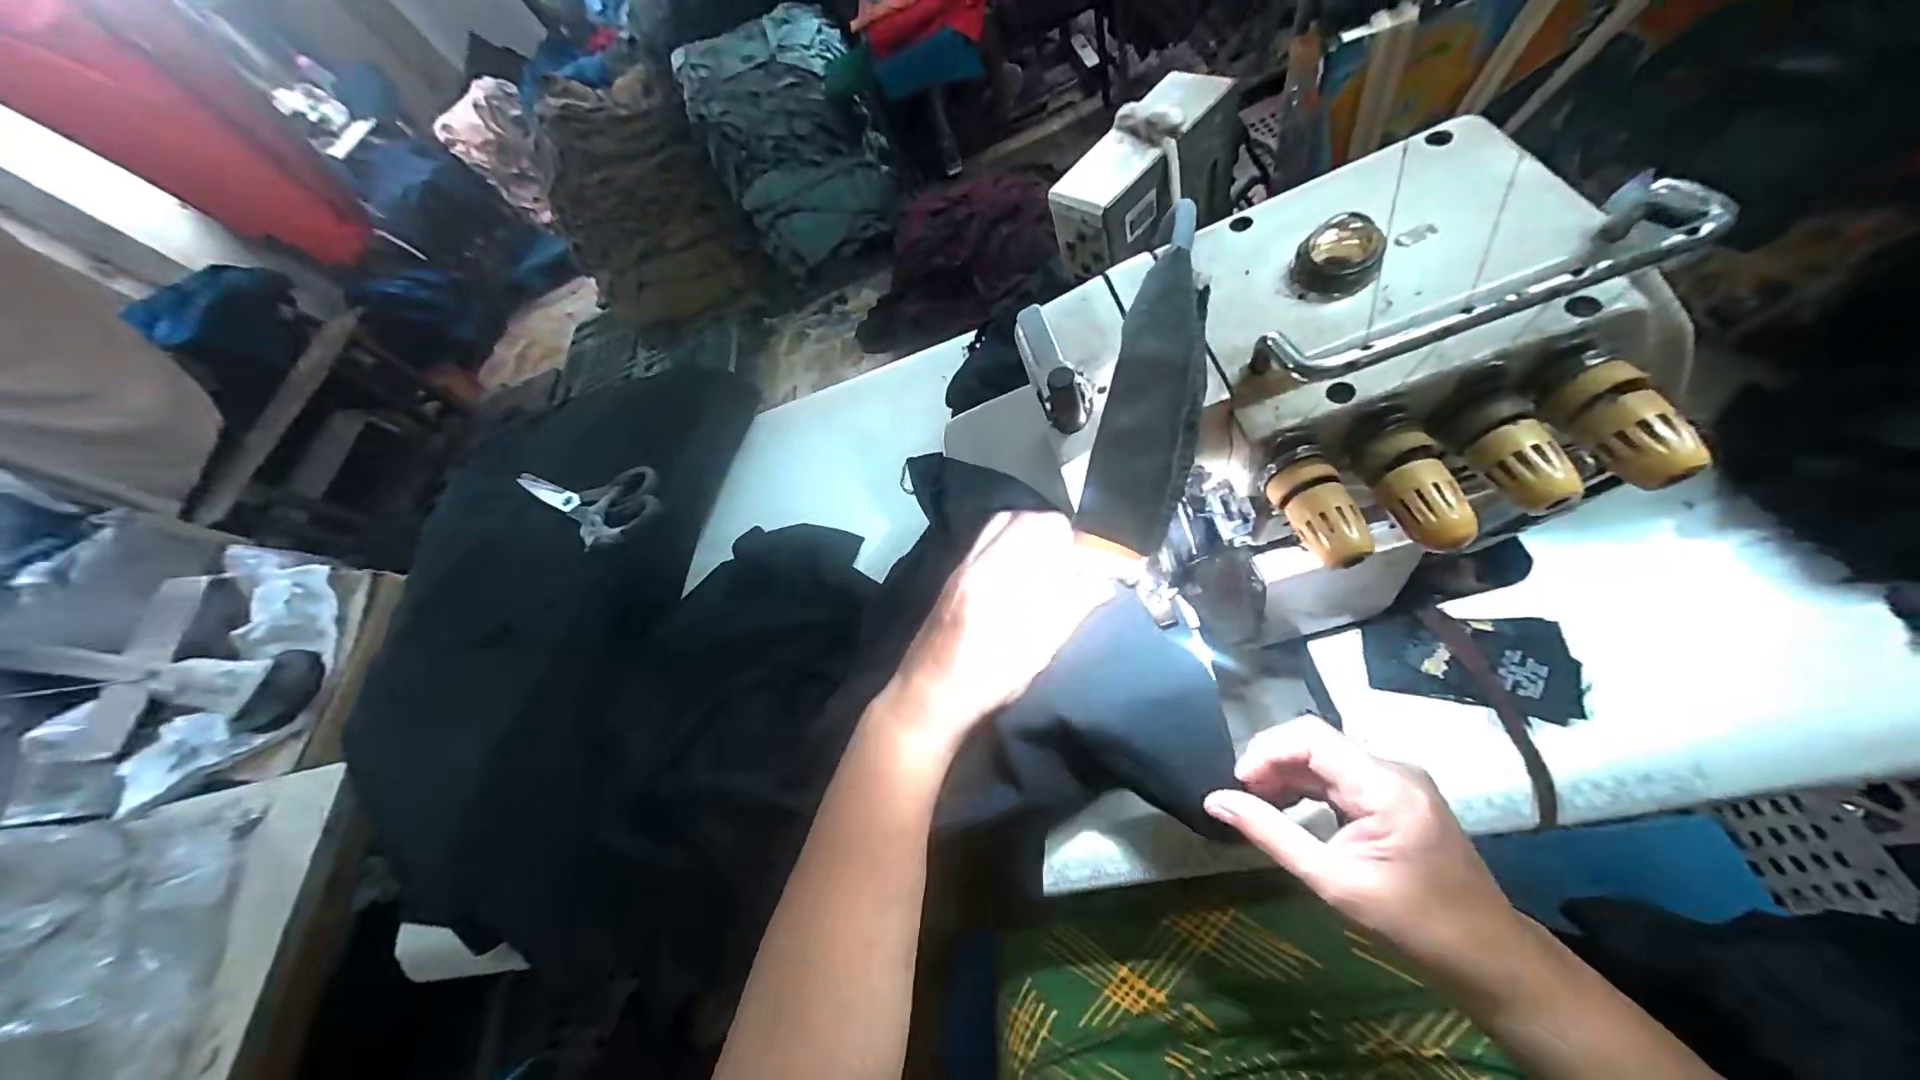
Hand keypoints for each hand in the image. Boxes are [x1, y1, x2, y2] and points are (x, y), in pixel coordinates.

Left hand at [876, 512, 1115, 752]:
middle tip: (1064, 566)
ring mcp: (959, 567)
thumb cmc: (983, 684)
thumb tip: (1102, 582)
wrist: (926, 697)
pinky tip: (1017, 578)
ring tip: (1043, 570)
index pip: (1042, 528)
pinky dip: (1008, 546)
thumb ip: (1070, 609)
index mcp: (995, 578)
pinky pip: (985, 542)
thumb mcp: (1036, 653)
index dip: (1070, 541)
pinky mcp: (952, 577)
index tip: (1081, 567)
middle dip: (1049, 533)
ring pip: (999, 526)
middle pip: (1019, 519)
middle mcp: (974, 563)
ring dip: (1027, 536)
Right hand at [1203, 716, 1522, 976]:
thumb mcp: (1332, 880)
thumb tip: (1215, 800)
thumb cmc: (1413, 922)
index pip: (1310, 736)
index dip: (1265, 751)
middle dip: (1271, 763)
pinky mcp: (1394, 794)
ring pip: (1324, 757)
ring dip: (1285, 775)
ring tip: (1257, 805)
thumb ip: (1270, 834)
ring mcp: (1396, 780)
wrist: (1488, 956)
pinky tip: (1286, 809)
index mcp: (1384, 784)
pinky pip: (1339, 775)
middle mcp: (1391, 769)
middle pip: (1314, 742)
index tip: (1238, 784)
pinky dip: (1306, 788)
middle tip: (1242, 798)